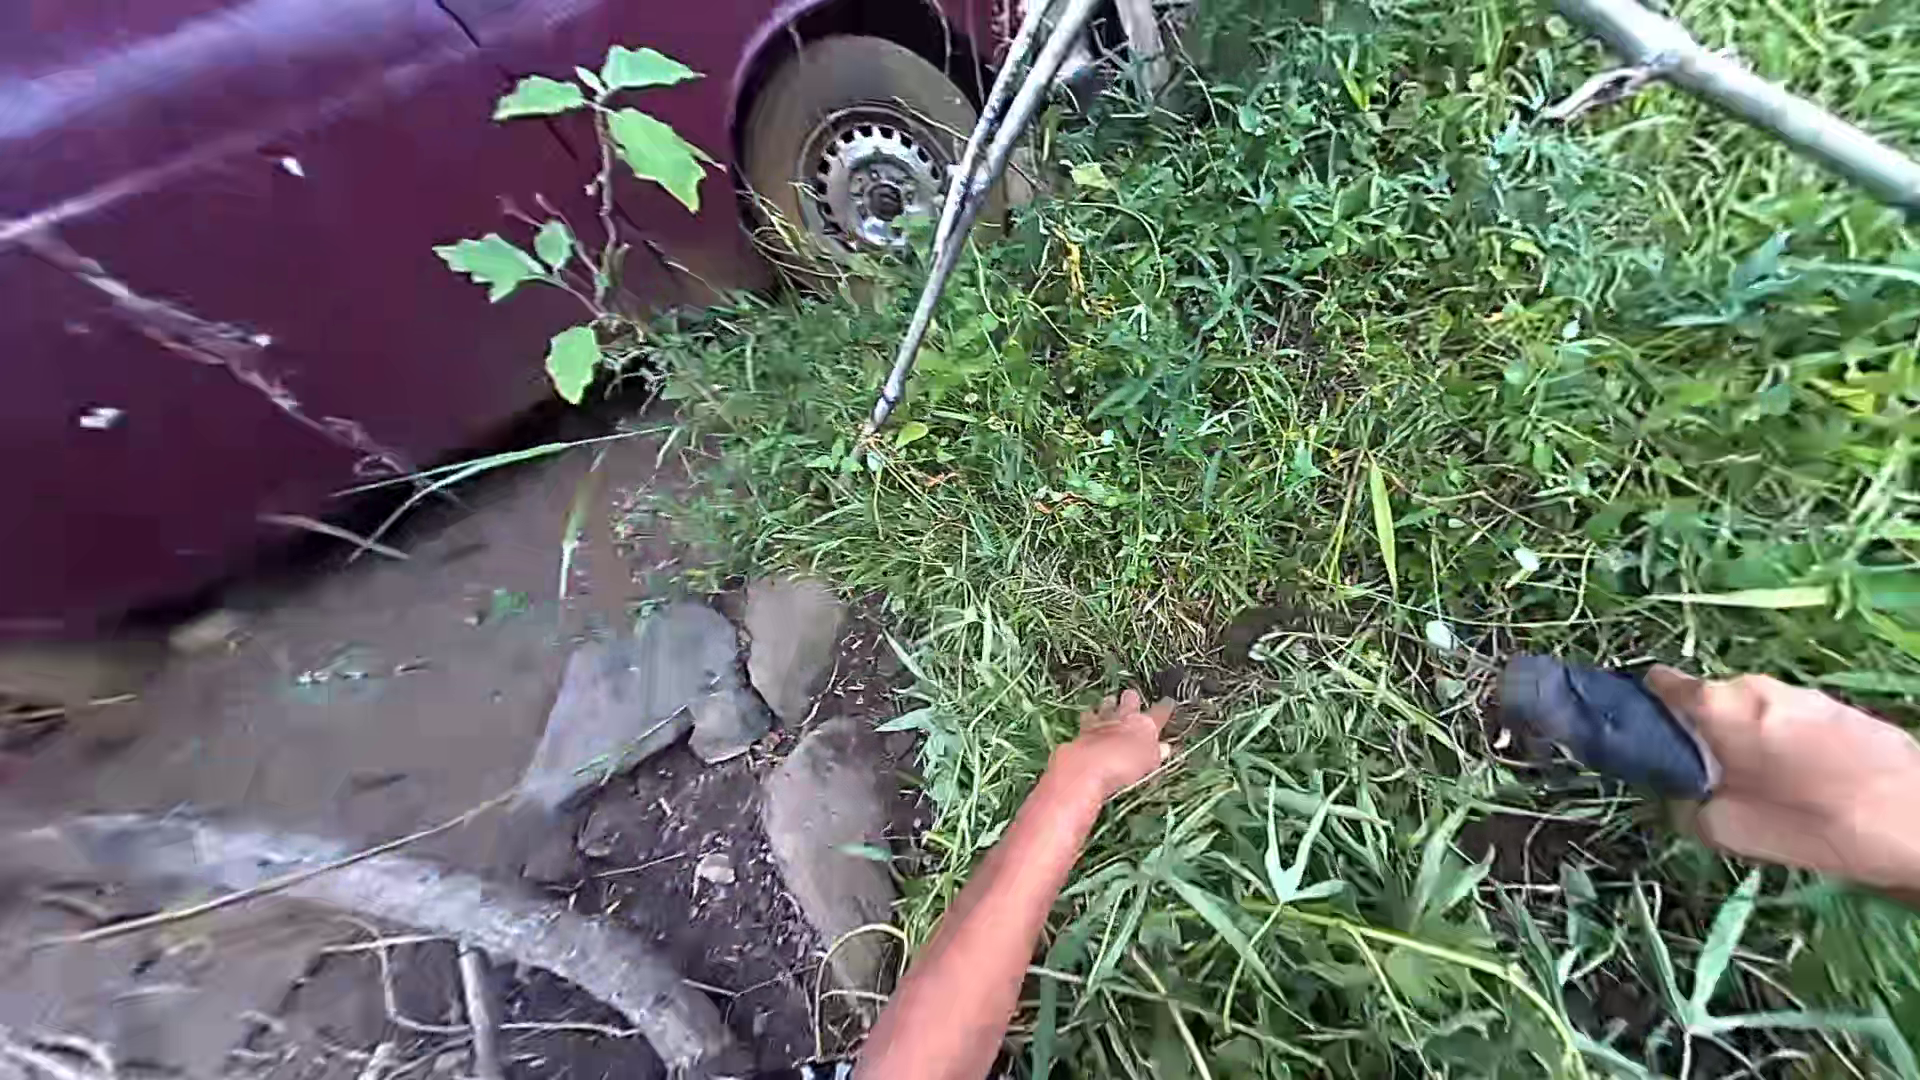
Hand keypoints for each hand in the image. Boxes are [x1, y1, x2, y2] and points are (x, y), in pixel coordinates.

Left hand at [1049, 689, 1175, 800]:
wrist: (1093, 762)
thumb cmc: (1126, 765)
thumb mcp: (1149, 763)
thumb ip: (1156, 752)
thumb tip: (1164, 747)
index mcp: (1146, 725)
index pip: (1160, 712)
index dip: (1165, 707)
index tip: (1168, 701)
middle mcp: (1125, 716)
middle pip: (1131, 698)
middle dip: (1132, 697)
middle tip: (1132, 697)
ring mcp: (1105, 718)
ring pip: (1109, 702)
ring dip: (1110, 702)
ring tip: (1111, 701)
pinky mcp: (1086, 724)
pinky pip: (1089, 714)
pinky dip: (1091, 714)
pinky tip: (1090, 715)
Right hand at [1647, 666, 1919, 889]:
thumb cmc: (1815, 825)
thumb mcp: (1725, 828)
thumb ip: (1679, 803)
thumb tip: (1670, 795)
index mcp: (1715, 704)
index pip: (1658, 681)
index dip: (1649, 704)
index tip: (1656, 732)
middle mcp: (1757, 688)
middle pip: (1712, 699)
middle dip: (1710, 726)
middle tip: (1721, 766)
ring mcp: (1813, 699)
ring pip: (1760, 710)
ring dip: (1757, 734)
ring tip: (1776, 776)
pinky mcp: (1858, 716)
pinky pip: (1805, 722)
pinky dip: (1800, 742)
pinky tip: (1819, 779)